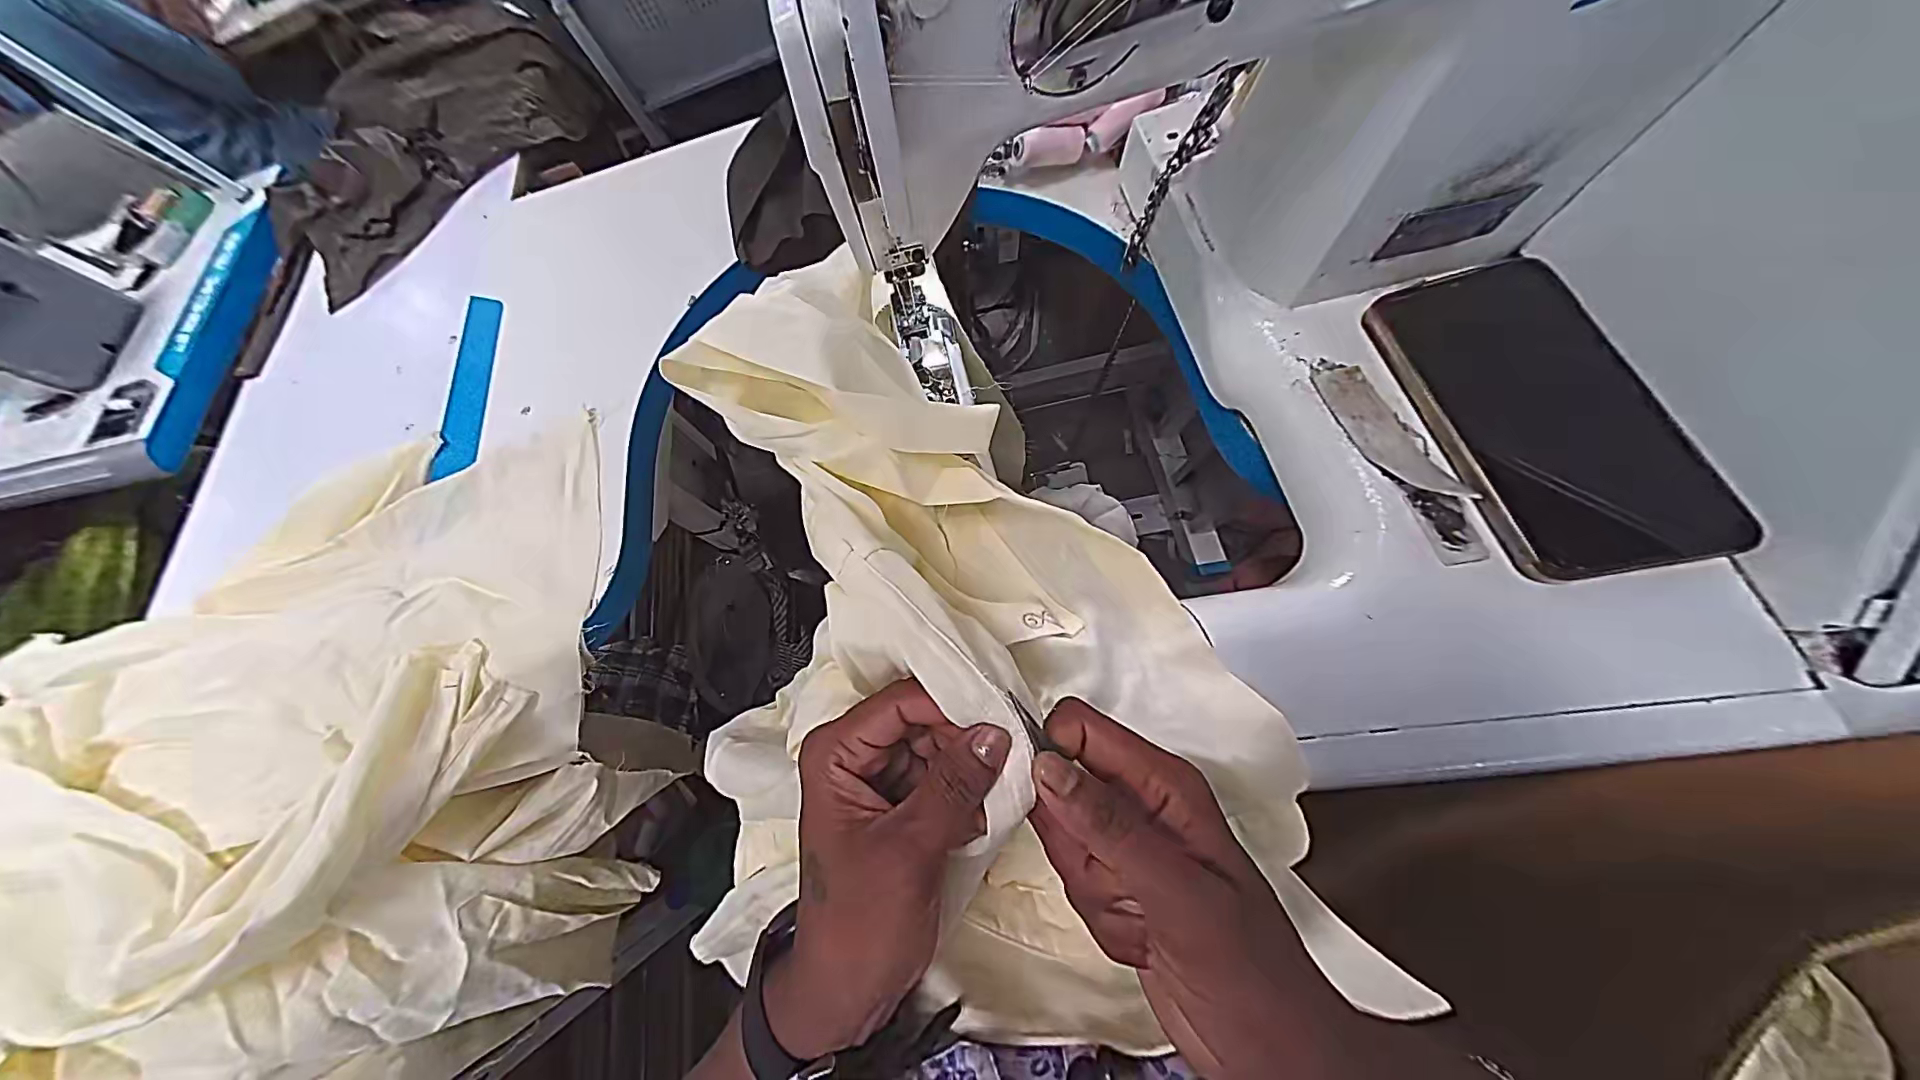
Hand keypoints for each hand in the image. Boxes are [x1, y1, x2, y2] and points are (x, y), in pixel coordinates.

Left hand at [765, 680, 1010, 1059]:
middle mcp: (855, 755)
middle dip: (965, 738)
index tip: (997, 717)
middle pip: (922, 719)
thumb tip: (993, 735)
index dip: (949, 705)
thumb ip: (953, 786)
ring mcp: (882, 778)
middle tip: (1007, 758)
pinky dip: (968, 789)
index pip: (900, 703)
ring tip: (993, 794)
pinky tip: (980, 814)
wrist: (848, 988)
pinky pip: (945, 774)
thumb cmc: (857, 923)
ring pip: (939, 745)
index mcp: (835, 753)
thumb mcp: (909, 849)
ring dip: (971, 768)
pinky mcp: (905, 801)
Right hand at [1029, 700, 1481, 1079]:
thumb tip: (1051, 767)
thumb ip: (1107, 823)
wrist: (1270, 1044)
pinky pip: (1071, 879)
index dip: (1050, 752)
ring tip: (1136, 910)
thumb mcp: (1175, 889)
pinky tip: (1138, 933)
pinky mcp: (1116, 881)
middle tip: (1110, 874)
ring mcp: (1127, 844)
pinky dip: (1095, 914)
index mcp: (1163, 782)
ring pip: (1062, 838)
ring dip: (1088, 885)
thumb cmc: (1253, 968)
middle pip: (1061, 785)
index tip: (1042, 795)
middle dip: (1072, 840)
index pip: (1081, 727)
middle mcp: (1142, 804)